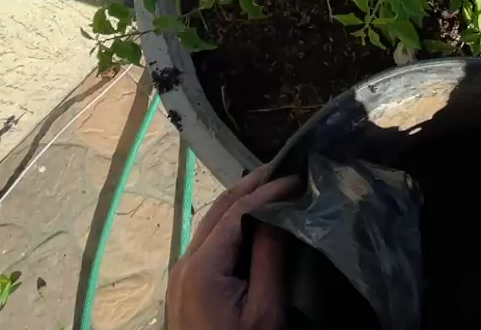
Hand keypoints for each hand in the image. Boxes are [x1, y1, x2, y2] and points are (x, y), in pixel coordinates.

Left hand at [165, 165, 300, 329]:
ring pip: (212, 222)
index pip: (238, 210)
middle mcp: (184, 263)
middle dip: (253, 184)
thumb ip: (270, 256)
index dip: (270, 188)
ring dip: (243, 201)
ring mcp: (181, 276)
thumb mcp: (265, 311)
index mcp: (201, 266)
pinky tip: (256, 220)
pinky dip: (234, 222)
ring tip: (275, 187)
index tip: (299, 176)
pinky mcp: (186, 288)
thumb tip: (279, 209)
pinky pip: (210, 241)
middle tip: (286, 168)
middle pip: (219, 208)